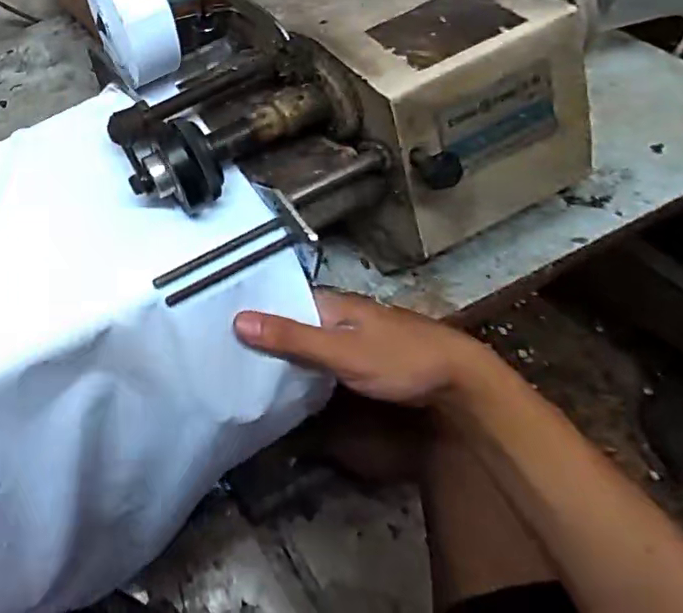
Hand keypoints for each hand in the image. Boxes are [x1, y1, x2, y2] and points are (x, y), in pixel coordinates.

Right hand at [234, 290, 481, 405]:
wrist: (462, 382)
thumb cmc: (399, 359)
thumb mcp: (341, 351)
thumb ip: (293, 338)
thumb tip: (239, 319)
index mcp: (331, 303)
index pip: (281, 299)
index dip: (254, 310)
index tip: (221, 325)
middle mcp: (340, 314)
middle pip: (293, 320)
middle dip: (266, 333)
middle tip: (228, 352)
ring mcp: (354, 337)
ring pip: (309, 340)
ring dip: (285, 352)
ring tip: (248, 368)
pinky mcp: (364, 360)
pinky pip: (324, 358)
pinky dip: (305, 366)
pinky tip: (291, 383)